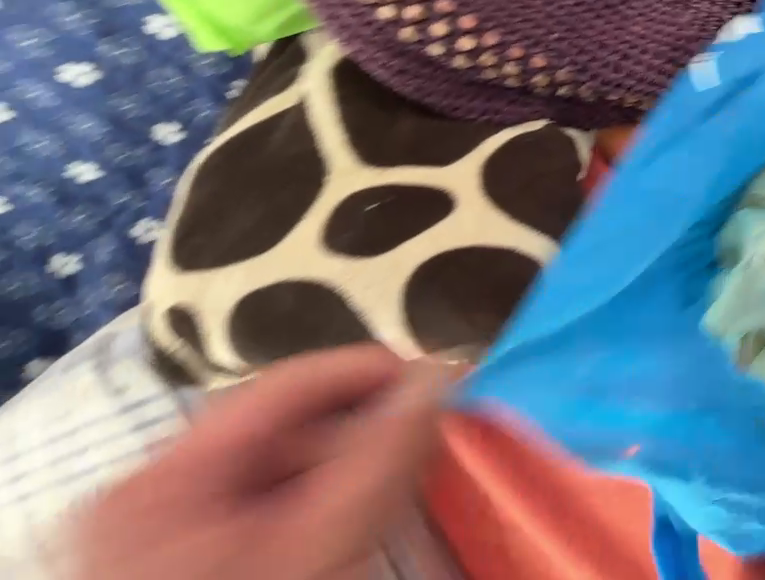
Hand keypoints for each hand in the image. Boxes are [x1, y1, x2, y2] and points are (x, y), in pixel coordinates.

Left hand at [72, 346, 453, 579]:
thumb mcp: (327, 544)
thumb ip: (386, 451)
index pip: (292, 382)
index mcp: (164, 479)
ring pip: (292, 461)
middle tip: (431, 450)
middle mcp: (155, 489)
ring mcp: (169, 525)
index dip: (378, 374)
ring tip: (401, 490)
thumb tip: (443, 370)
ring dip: (358, 464)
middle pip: (292, 424)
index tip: (448, 388)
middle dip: (371, 430)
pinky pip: (279, 497)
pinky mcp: (194, 555)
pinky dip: (330, 497)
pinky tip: (360, 522)